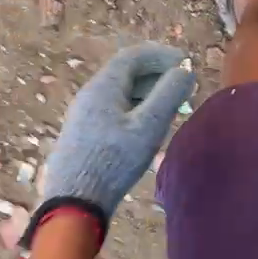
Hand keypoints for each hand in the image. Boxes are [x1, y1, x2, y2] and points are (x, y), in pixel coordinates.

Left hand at [21, 43, 194, 247]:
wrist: (72, 203)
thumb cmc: (114, 161)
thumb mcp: (148, 127)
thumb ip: (169, 94)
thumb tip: (185, 70)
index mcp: (104, 86)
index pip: (134, 56)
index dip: (161, 55)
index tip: (185, 63)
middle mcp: (90, 94)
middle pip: (126, 72)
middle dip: (157, 74)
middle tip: (182, 86)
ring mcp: (84, 114)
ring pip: (120, 92)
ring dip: (148, 92)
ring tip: (171, 106)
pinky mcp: (84, 133)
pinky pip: (114, 108)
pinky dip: (136, 107)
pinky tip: (148, 126)